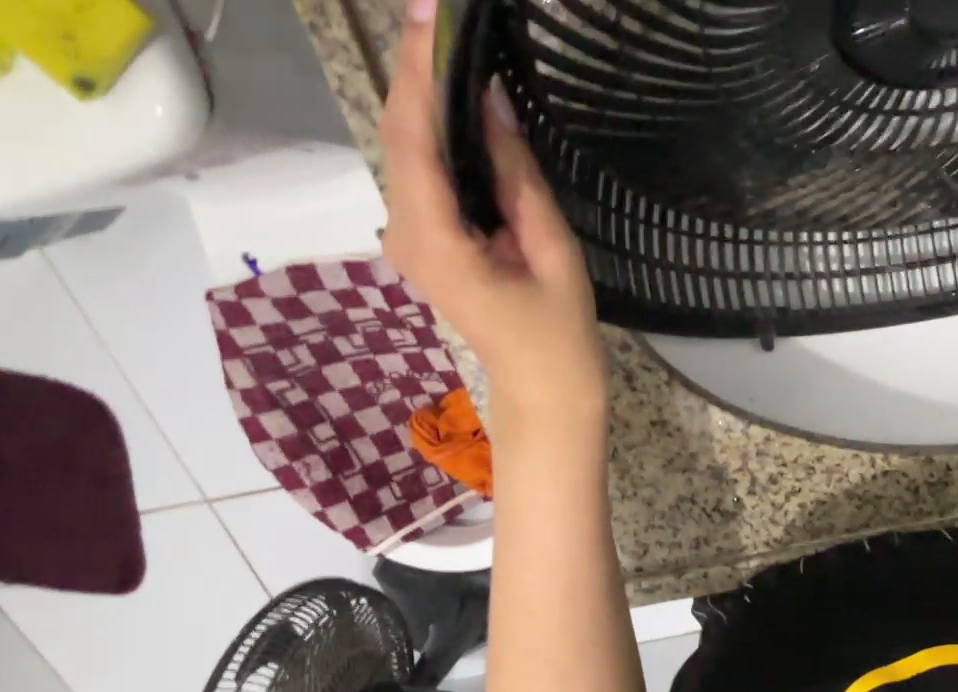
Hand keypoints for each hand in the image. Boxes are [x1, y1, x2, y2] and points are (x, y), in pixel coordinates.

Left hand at [381, 0, 603, 417]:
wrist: (543, 388)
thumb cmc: (558, 333)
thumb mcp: (551, 252)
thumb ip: (517, 178)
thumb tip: (493, 104)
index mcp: (435, 239)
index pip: (412, 136)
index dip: (418, 70)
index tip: (428, 13)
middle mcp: (405, 231)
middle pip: (399, 133)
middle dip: (415, 68)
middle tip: (437, 14)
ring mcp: (410, 237)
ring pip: (406, 149)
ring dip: (423, 94)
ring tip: (446, 41)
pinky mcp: (426, 239)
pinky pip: (422, 172)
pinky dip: (434, 130)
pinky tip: (454, 99)